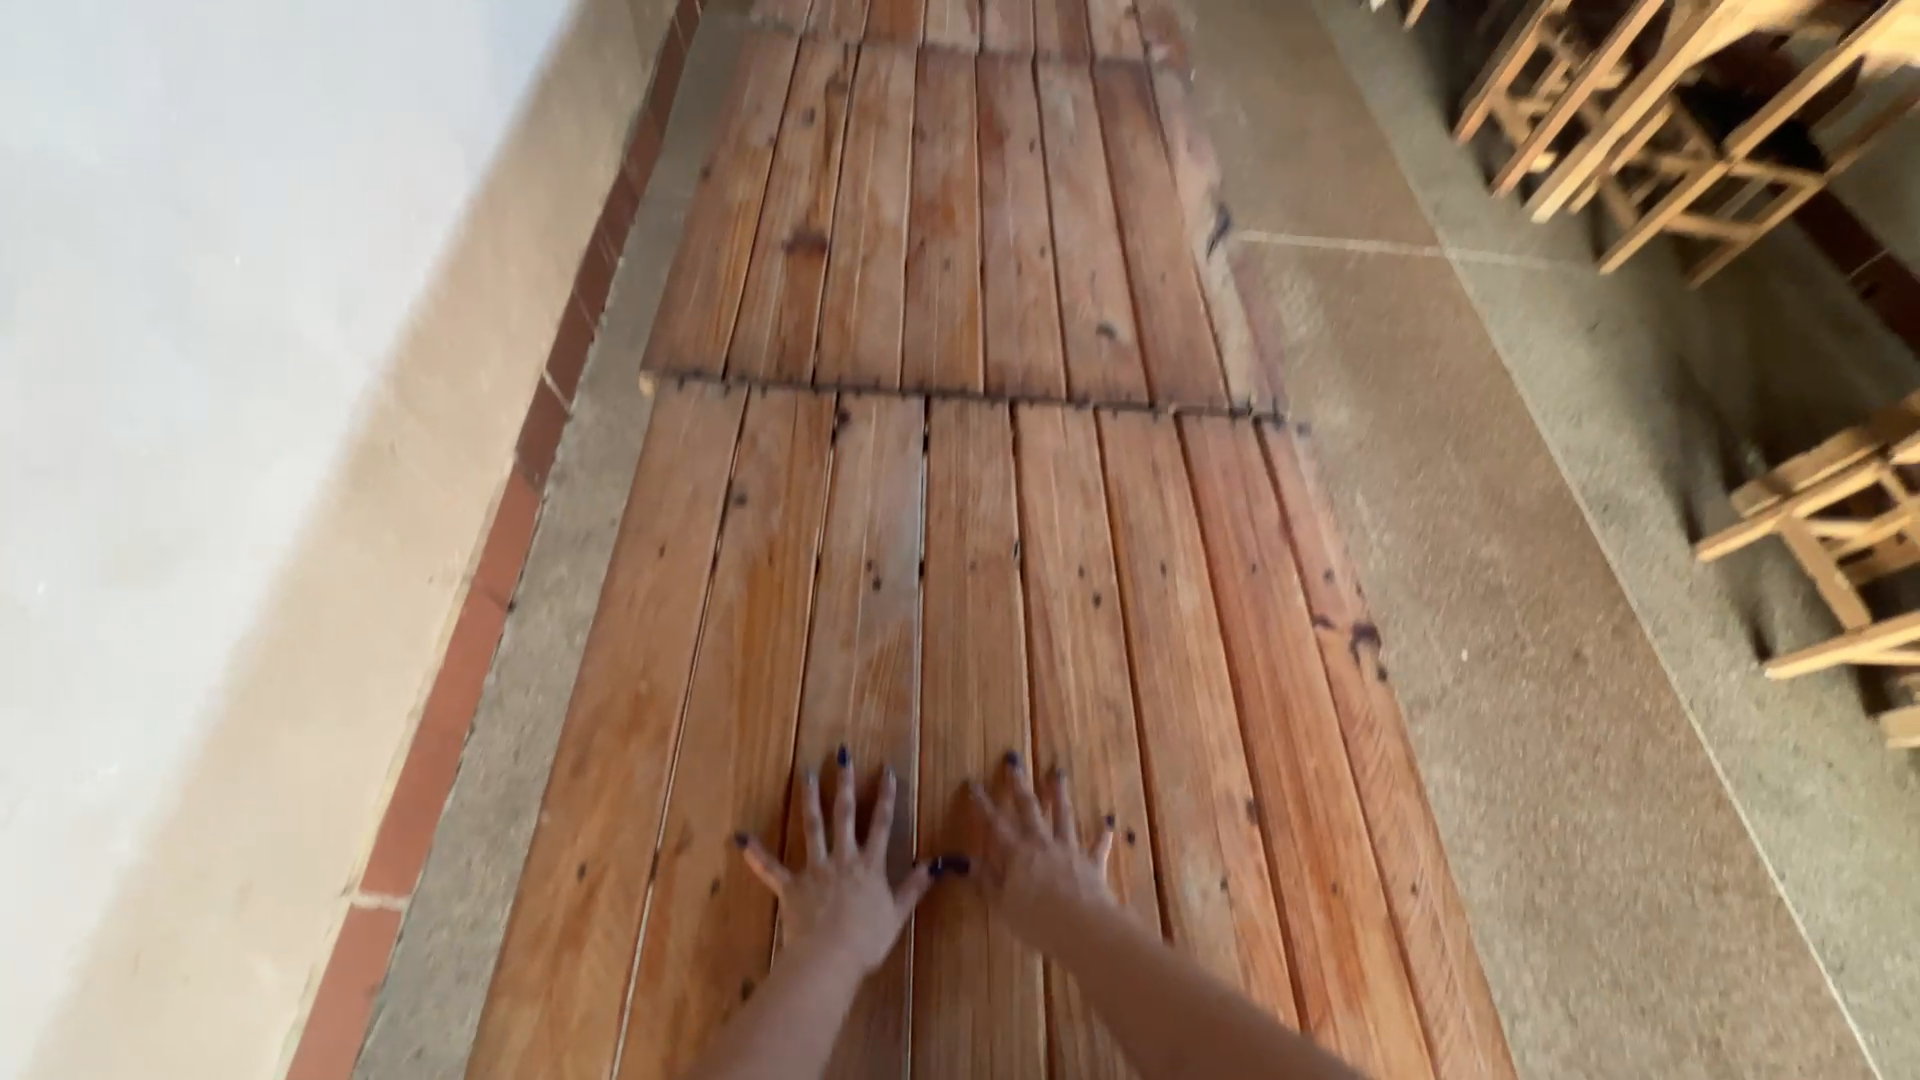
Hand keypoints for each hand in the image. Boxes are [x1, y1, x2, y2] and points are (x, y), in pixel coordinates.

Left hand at [737, 750, 938, 975]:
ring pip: (813, 827)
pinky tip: (740, 838)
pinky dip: (756, 854)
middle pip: (845, 815)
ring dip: (810, 799)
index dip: (886, 797)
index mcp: (869, 866)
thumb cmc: (866, 941)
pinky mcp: (791, 886)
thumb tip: (933, 864)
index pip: (882, 824)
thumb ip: (913, 887)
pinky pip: (771, 868)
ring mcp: (815, 870)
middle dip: (845, 783)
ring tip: (806, 774)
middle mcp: (843, 859)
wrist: (829, 959)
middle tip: (841, 756)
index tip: (887, 770)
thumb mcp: (896, 915)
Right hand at [966, 753, 1117, 946]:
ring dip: (1060, 795)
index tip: (974, 783)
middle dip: (1019, 786)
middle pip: (1029, 809)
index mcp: (1018, 854)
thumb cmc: (1036, 920)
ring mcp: (1069, 850)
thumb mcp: (1002, 906)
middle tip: (1014, 762)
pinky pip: (1098, 846)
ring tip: (1058, 773)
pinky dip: (1103, 835)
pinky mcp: (1092, 863)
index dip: (983, 804)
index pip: (995, 824)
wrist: (1081, 927)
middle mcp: (1043, 844)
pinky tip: (1108, 822)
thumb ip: (987, 882)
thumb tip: (970, 862)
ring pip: (1064, 816)